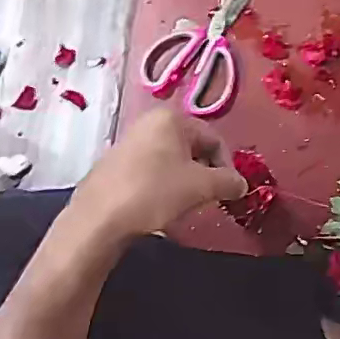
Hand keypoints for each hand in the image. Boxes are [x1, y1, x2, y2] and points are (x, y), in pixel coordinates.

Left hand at [67, 110, 247, 239]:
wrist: (98, 219)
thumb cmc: (155, 192)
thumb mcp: (203, 187)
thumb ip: (229, 182)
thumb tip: (240, 184)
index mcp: (171, 118)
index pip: (214, 139)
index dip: (227, 166)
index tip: (227, 191)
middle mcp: (149, 122)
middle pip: (193, 149)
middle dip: (206, 174)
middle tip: (206, 198)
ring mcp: (129, 142)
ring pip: (173, 161)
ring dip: (186, 182)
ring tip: (183, 205)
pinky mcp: (115, 164)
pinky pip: (152, 170)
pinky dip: (164, 186)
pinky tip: (159, 207)